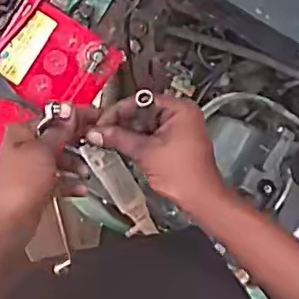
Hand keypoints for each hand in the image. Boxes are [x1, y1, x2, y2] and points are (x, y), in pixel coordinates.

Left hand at [0, 109, 92, 223]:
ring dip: (75, 165)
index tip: (96, 118)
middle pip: (57, 138)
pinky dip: (69, 183)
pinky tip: (81, 189)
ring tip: (86, 172)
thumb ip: (59, 132)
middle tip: (96, 143)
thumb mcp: (43, 151)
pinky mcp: (34, 190)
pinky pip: (57, 181)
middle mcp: (23, 148)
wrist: (4, 225)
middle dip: (77, 142)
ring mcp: (28, 170)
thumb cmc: (17, 186)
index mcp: (21, 132)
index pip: (53, 117)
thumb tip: (69, 112)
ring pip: (59, 160)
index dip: (75, 116)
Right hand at [88, 95, 228, 212]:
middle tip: (101, 130)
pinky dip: (137, 140)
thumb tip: (98, 132)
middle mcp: (182, 114)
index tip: (103, 120)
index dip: (119, 110)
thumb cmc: (184, 175)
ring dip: (127, 131)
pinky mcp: (175, 141)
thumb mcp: (146, 152)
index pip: (142, 100)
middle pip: (143, 111)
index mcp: (181, 109)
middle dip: (122, 122)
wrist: (200, 198)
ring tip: (107, 137)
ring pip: (146, 123)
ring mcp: (179, 128)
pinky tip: (121, 144)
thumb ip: (119, 138)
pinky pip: (152, 134)